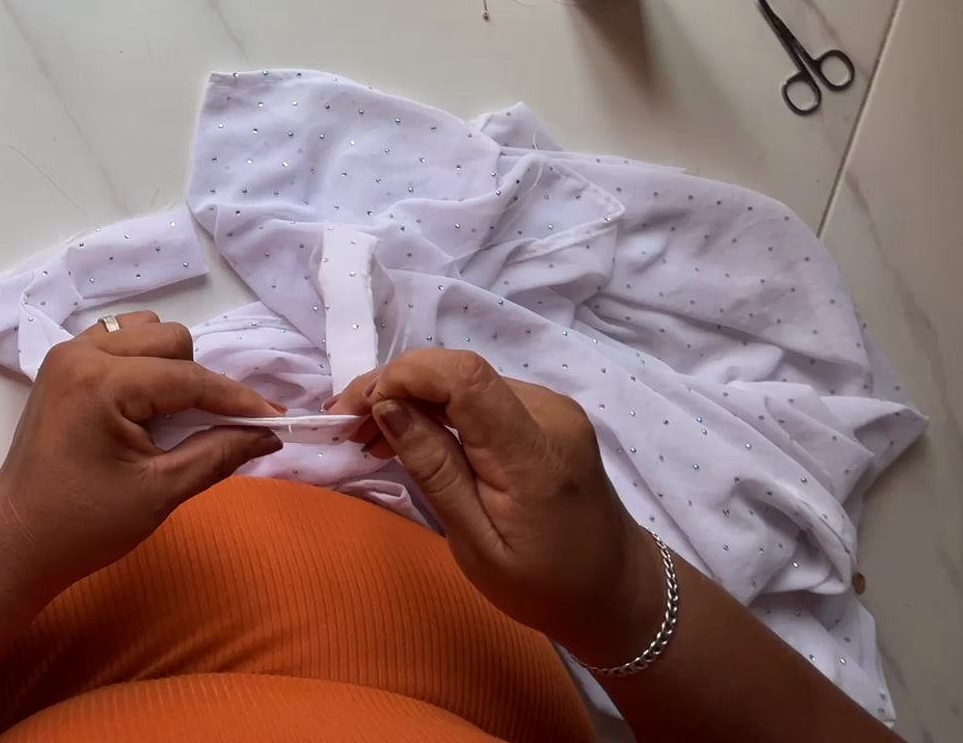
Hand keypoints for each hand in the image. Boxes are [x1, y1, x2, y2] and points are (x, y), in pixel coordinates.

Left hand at [0, 311, 282, 595]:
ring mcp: (68, 352)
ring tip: (166, 416)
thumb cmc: (85, 524)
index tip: (276, 419)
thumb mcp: (160, 492)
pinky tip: (142, 401)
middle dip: (197, 382)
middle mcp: (81, 352)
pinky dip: (142, 361)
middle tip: (201, 430)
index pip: (187, 378)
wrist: (18, 538)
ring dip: (169, 365)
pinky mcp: (62, 362)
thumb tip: (267, 433)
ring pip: (146, 332)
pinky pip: (118, 338)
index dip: (236, 400)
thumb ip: (218, 453)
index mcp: (101, 383)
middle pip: (171, 339)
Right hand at [328, 350, 664, 665]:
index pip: (466, 377)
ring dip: (405, 395)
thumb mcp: (476, 544)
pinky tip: (405, 431)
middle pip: (454, 370)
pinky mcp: (539, 408)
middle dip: (390, 385)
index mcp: (535, 454)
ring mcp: (547, 405)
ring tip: (366, 432)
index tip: (358, 411)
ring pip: (457, 377)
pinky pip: (472, 391)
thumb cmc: (544, 584)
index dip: (404, 377)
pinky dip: (430, 404)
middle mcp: (547, 412)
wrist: (618, 592)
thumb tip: (386, 406)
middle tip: (345, 423)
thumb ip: (433, 469)